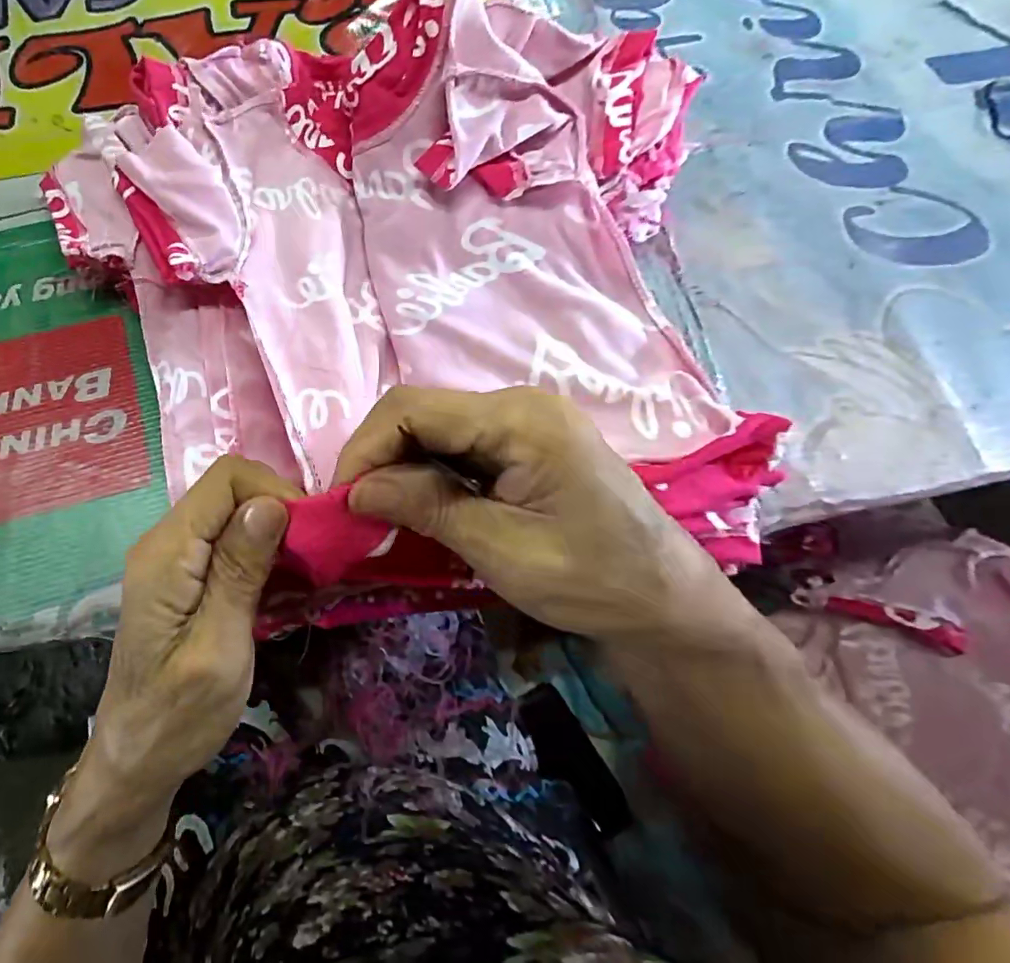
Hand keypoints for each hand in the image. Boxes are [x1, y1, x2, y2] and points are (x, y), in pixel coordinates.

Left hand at [51, 456, 299, 880]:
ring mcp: (170, 559)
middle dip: (279, 513)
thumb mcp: (220, 648)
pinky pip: (224, 545)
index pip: (226, 479)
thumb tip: (270, 503)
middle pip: (228, 492)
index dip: (275, 491)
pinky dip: (259, 557)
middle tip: (317, 560)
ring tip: (308, 575)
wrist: (136, 758)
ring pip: (230, 516)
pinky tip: (284, 588)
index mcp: (167, 552)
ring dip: (274, 537)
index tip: (312, 536)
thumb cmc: (179, 716)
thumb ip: (240, 572)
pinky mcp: (181, 578)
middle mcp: (163, 542)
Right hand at [334, 386, 753, 647]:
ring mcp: (519, 422)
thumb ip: (427, 507)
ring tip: (380, 512)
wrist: (665, 604)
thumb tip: (356, 490)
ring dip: (396, 467)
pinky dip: (422, 473)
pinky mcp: (518, 444)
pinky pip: (451, 445)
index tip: (343, 501)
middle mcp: (517, 405)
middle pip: (416, 412)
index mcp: (520, 419)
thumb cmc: (593, 579)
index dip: (365, 449)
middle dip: (376, 458)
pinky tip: (415, 506)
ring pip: (428, 428)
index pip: (412, 409)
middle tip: (357, 510)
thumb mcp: (502, 549)